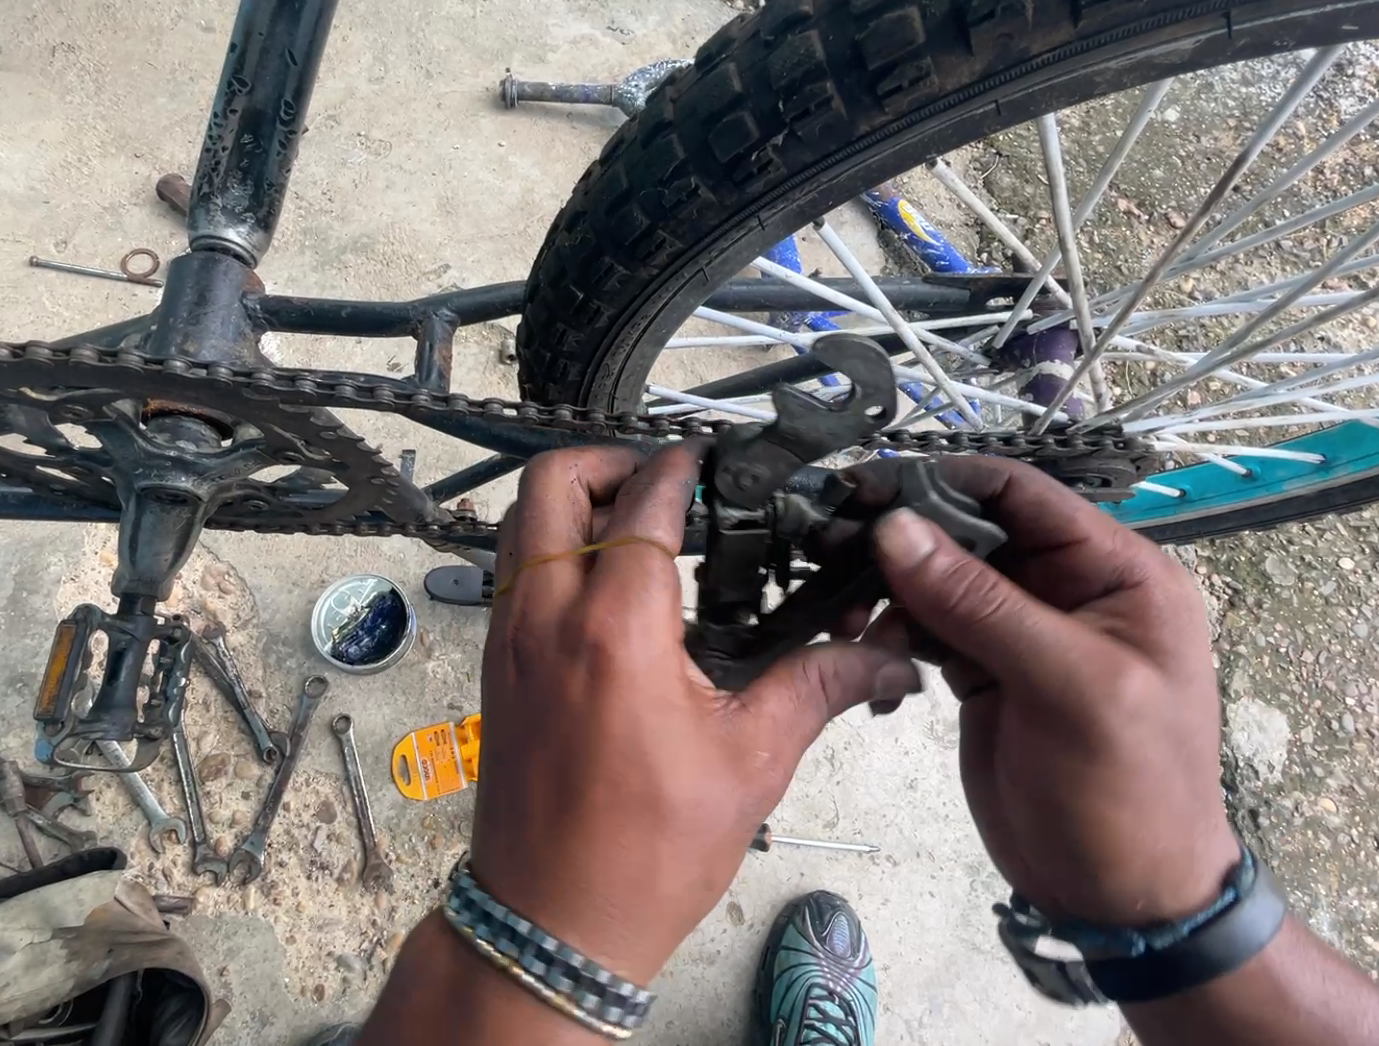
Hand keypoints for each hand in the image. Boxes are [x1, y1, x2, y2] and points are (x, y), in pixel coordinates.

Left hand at [469, 444, 919, 981]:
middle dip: (607, 462)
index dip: (677, 468)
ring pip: (520, 518)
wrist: (552, 916)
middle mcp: (548, 614)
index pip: (643, 503)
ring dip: (572, 500)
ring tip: (632, 523)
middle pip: (553, 482)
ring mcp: (509, 634)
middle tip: (660, 487)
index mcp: (617, 627)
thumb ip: (816, 686)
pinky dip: (549, 544)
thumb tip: (881, 660)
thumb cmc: (646, 851)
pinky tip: (601, 581)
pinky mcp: (497, 659)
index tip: (704, 462)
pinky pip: (512, 566)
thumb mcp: (750, 762)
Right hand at [853, 456, 1239, 924]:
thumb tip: (892, 527)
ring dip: (883, 590)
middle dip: (898, 539)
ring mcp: (1012, 625)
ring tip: (845, 620)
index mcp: (1110, 570)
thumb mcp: (1066, 686)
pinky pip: (920, 623)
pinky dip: (886, 631)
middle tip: (828, 547)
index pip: (1017, 494)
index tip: (865, 491)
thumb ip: (979, 602)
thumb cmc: (1124, 788)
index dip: (941, 482)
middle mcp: (1059, 585)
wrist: (1116, 894)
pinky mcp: (974, 662)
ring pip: (932, 576)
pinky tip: (867, 653)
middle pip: (964, 531)